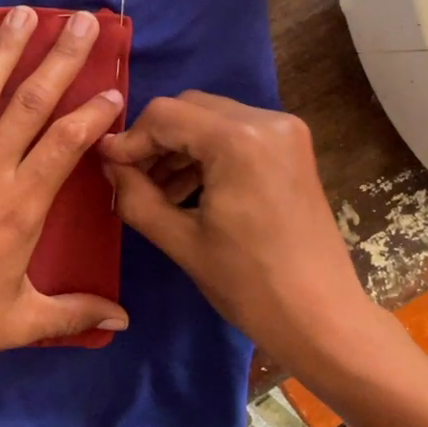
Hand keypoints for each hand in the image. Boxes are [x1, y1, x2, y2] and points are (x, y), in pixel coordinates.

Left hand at [0, 6, 128, 383]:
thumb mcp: (24, 321)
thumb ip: (76, 313)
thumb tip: (125, 320)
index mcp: (22, 206)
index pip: (68, 143)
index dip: (94, 112)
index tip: (113, 89)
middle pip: (30, 103)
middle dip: (60, 58)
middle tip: (81, 22)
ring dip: (2, 51)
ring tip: (22, 14)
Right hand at [97, 91, 368, 349]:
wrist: (322, 318)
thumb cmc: (249, 285)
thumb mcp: (181, 241)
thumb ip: (135, 196)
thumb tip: (108, 166)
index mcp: (239, 140)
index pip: (165, 115)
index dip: (129, 139)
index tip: (105, 167)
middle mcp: (267, 120)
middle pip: (189, 109)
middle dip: (154, 139)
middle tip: (129, 178)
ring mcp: (285, 132)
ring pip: (211, 119)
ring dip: (178, 147)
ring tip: (154, 191)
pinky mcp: (292, 148)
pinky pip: (235, 134)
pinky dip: (206, 153)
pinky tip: (187, 190)